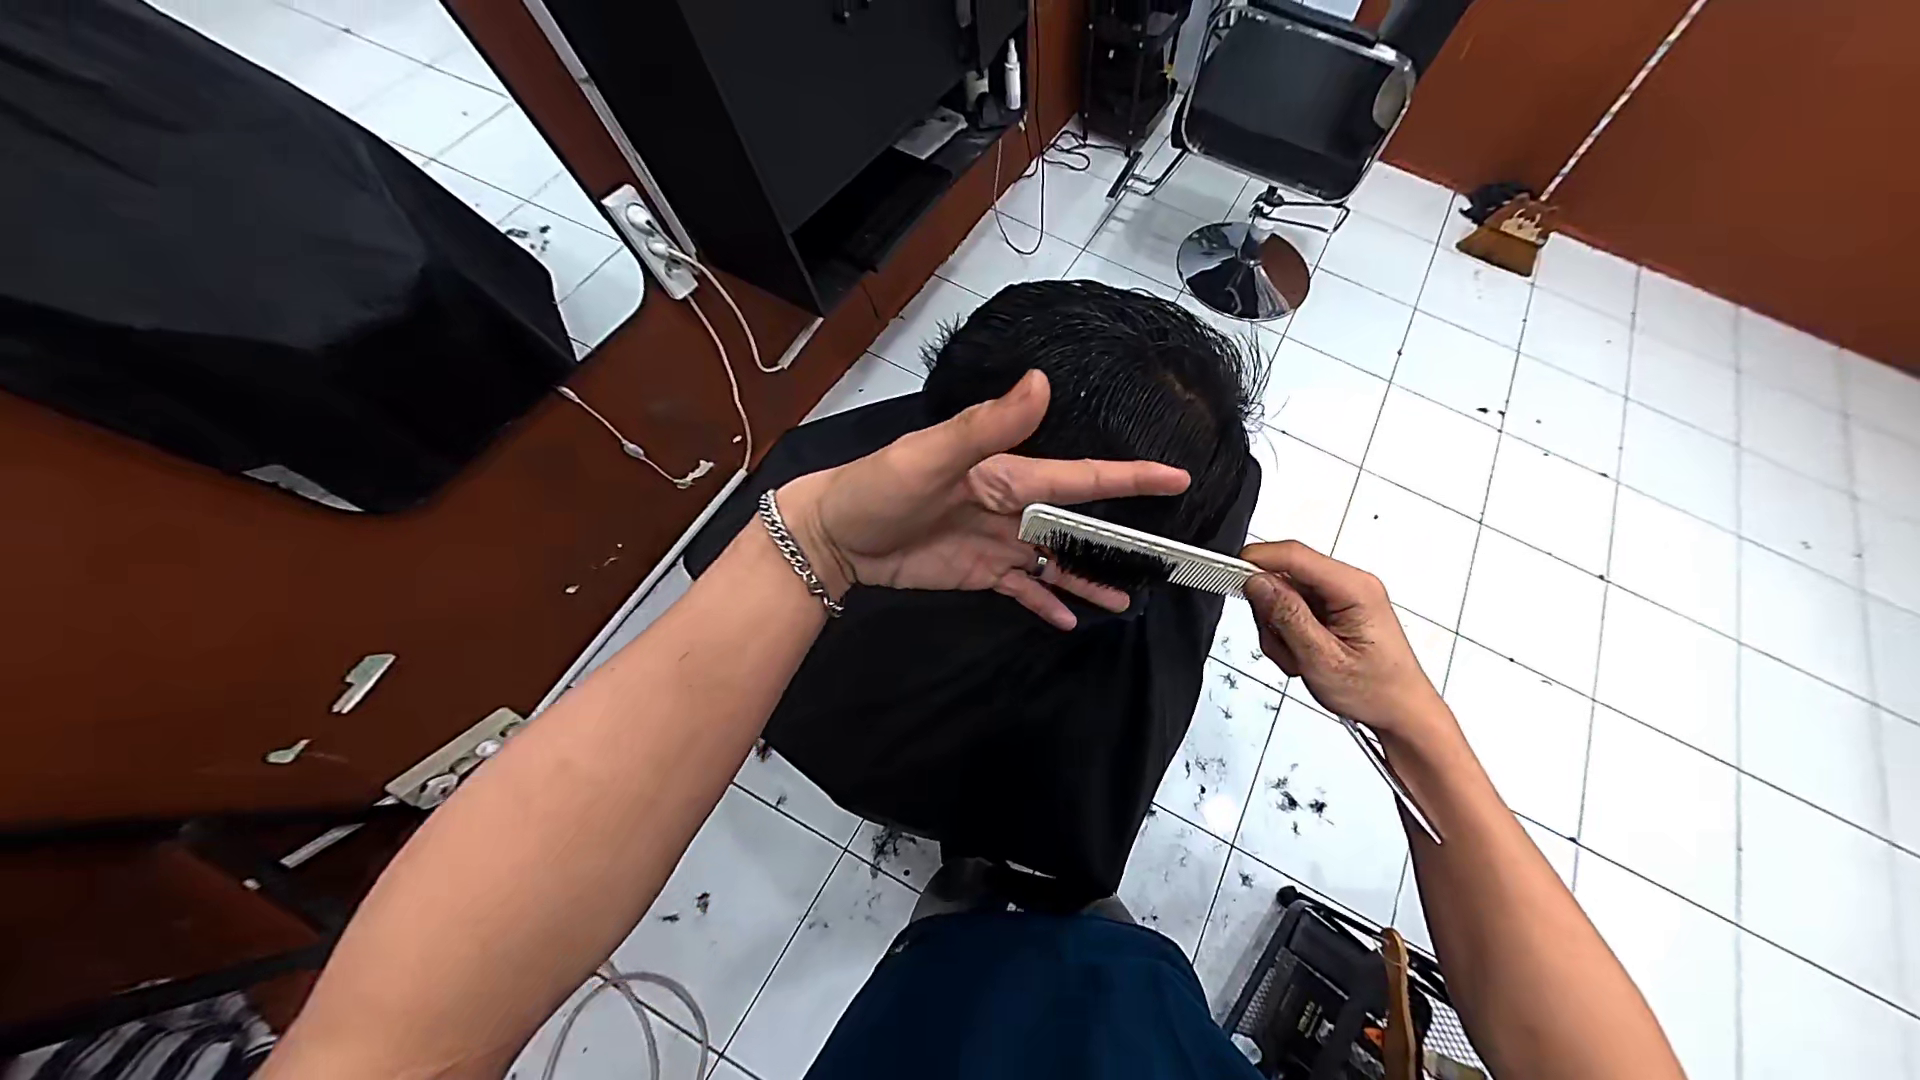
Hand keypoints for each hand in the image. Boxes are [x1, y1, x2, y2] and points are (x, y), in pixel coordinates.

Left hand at [776, 370, 1189, 629]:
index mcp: (1008, 475)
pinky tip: (1068, 619)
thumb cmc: (878, 488)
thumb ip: (987, 426)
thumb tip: (1042, 381)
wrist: (835, 536)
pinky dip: (1045, 602)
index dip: (1129, 476)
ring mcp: (997, 543)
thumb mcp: (929, 455)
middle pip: (1077, 525)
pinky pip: (1022, 588)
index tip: (1176, 476)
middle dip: (1119, 540)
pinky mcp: (979, 572)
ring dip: (1088, 579)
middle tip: (1162, 560)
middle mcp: (1011, 507)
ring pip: (1056, 562)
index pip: (1079, 476)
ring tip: (1124, 600)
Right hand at [1241, 541, 1448, 738]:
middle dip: (1269, 611)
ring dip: (1277, 628)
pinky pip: (1289, 608)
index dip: (1256, 561)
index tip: (1228, 577)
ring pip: (1281, 594)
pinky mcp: (1330, 608)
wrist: (1401, 714)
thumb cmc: (1376, 691)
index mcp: (1354, 588)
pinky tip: (1302, 654)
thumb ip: (1287, 616)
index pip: (1293, 555)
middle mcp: (1348, 585)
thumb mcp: (1323, 658)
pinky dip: (1285, 633)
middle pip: (1282, 575)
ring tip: (1297, 656)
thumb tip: (1257, 581)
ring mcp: (1338, 597)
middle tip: (1280, 643)